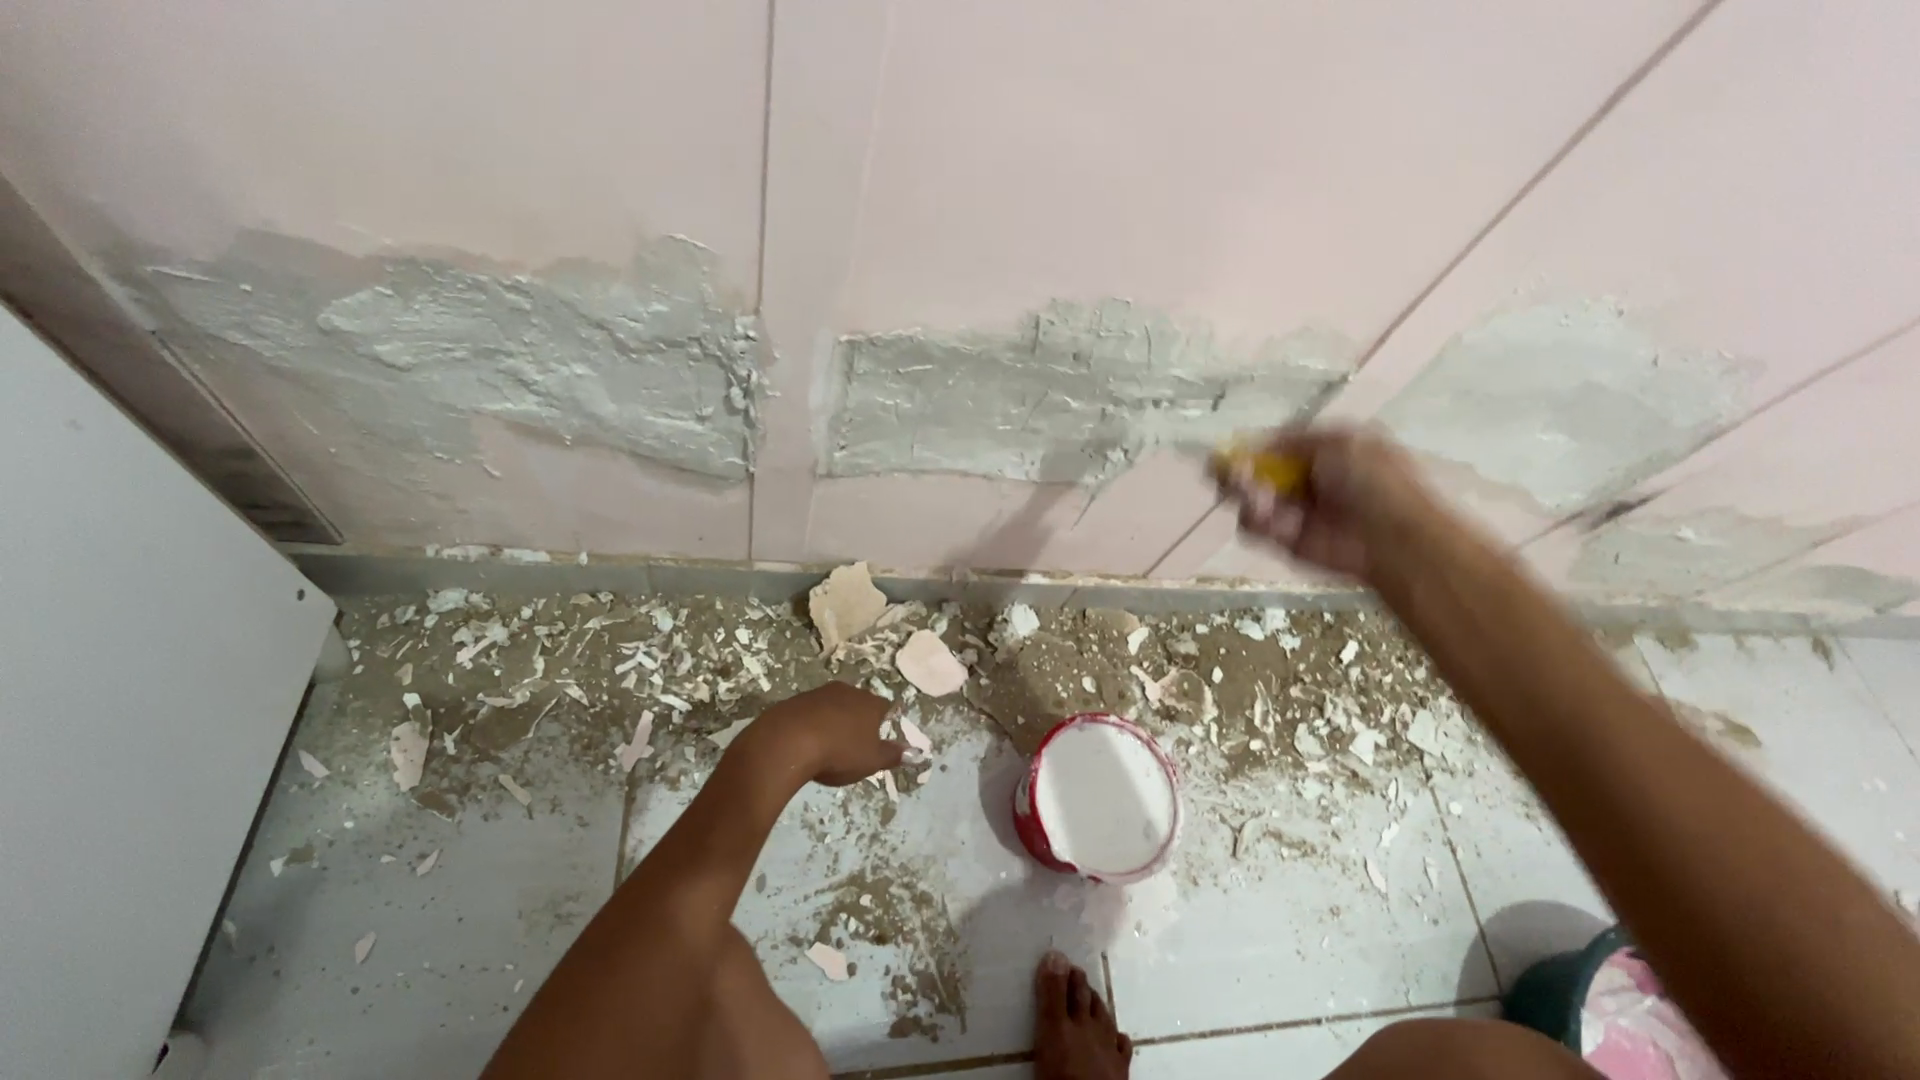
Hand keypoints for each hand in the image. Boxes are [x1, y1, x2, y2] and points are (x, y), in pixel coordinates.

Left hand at [739, 681, 905, 786]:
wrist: (788, 741)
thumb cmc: (839, 751)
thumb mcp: (871, 760)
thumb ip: (892, 755)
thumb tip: (915, 752)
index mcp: (870, 704)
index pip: (886, 707)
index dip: (886, 720)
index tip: (882, 733)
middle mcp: (847, 691)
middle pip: (859, 702)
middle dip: (859, 718)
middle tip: (856, 741)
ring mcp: (819, 693)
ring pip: (834, 704)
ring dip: (834, 720)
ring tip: (830, 744)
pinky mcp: (795, 700)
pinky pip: (811, 711)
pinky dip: (813, 723)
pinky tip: (807, 742)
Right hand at [1218, 425, 1434, 582]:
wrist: (1390, 535)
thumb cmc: (1374, 480)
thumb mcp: (1341, 441)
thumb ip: (1295, 439)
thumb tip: (1258, 444)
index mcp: (1319, 453)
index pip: (1272, 447)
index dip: (1249, 448)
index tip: (1228, 451)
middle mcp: (1302, 480)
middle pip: (1251, 473)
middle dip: (1237, 472)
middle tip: (1231, 474)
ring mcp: (1292, 511)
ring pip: (1247, 499)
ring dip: (1246, 495)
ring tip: (1259, 496)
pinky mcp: (1285, 541)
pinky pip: (1254, 527)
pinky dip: (1256, 521)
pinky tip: (1272, 518)